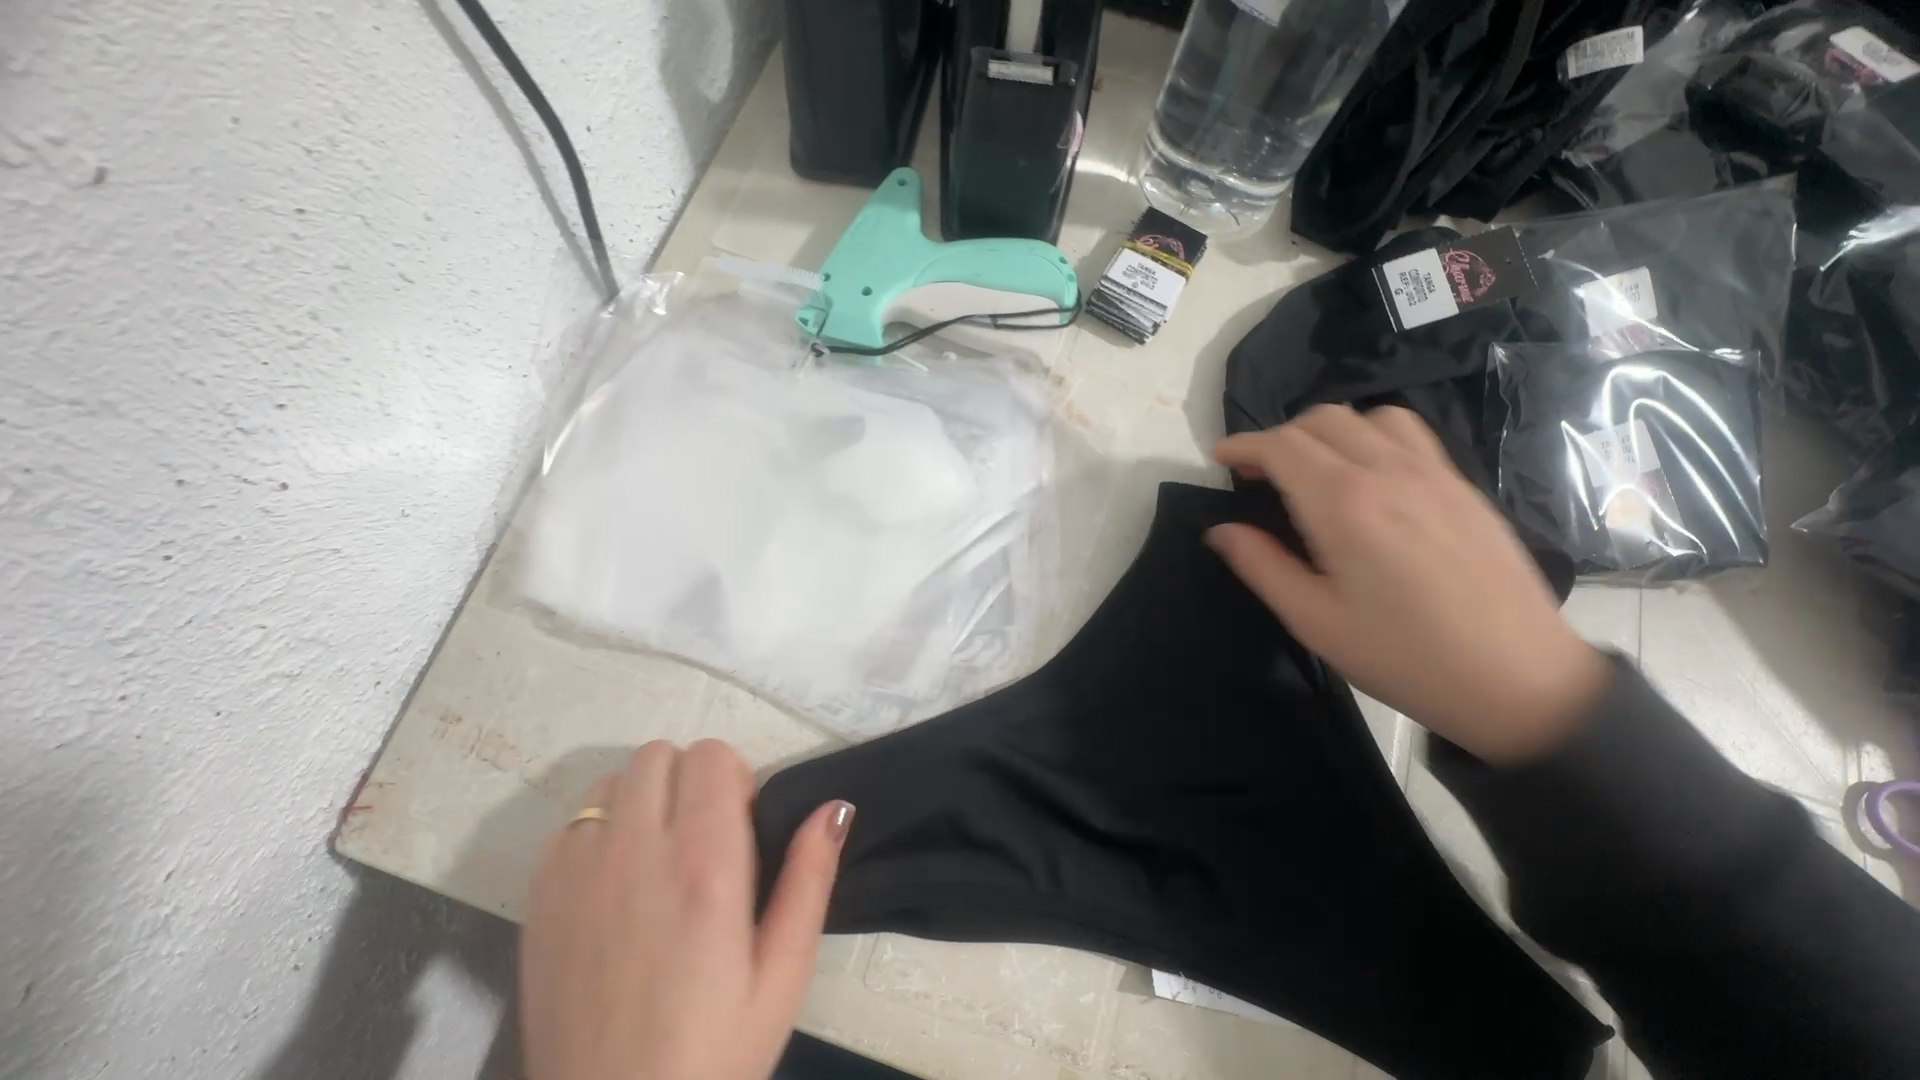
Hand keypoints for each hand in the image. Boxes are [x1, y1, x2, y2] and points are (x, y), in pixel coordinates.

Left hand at [521, 739, 852, 1079]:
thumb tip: (836, 807)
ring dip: (642, 799)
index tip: (742, 826)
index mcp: (704, 865)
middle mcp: (635, 850)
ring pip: (611, 781)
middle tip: (705, 839)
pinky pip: (570, 824)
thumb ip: (810, 879)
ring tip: (658, 858)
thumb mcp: (783, 975)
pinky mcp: (539, 896)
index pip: (711, 756)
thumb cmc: (713, 1052)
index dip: (735, 779)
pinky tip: (614, 886)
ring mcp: (577, 871)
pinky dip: (598, 832)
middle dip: (690, 779)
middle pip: (659, 755)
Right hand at [1209, 404, 1609, 763]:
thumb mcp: (1314, 620)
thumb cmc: (1403, 656)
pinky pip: (1412, 435)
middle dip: (1280, 436)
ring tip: (1315, 467)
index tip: (1220, 458)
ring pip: (1371, 417)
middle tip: (1260, 473)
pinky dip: (1374, 437)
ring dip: (1330, 430)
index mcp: (1344, 503)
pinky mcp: (1464, 488)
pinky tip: (1370, 478)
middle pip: (1322, 419)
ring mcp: (1434, 474)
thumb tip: (1221, 531)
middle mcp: (1388, 471)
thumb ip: (1261, 566)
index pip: (1281, 445)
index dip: (1243, 444)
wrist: (1518, 679)